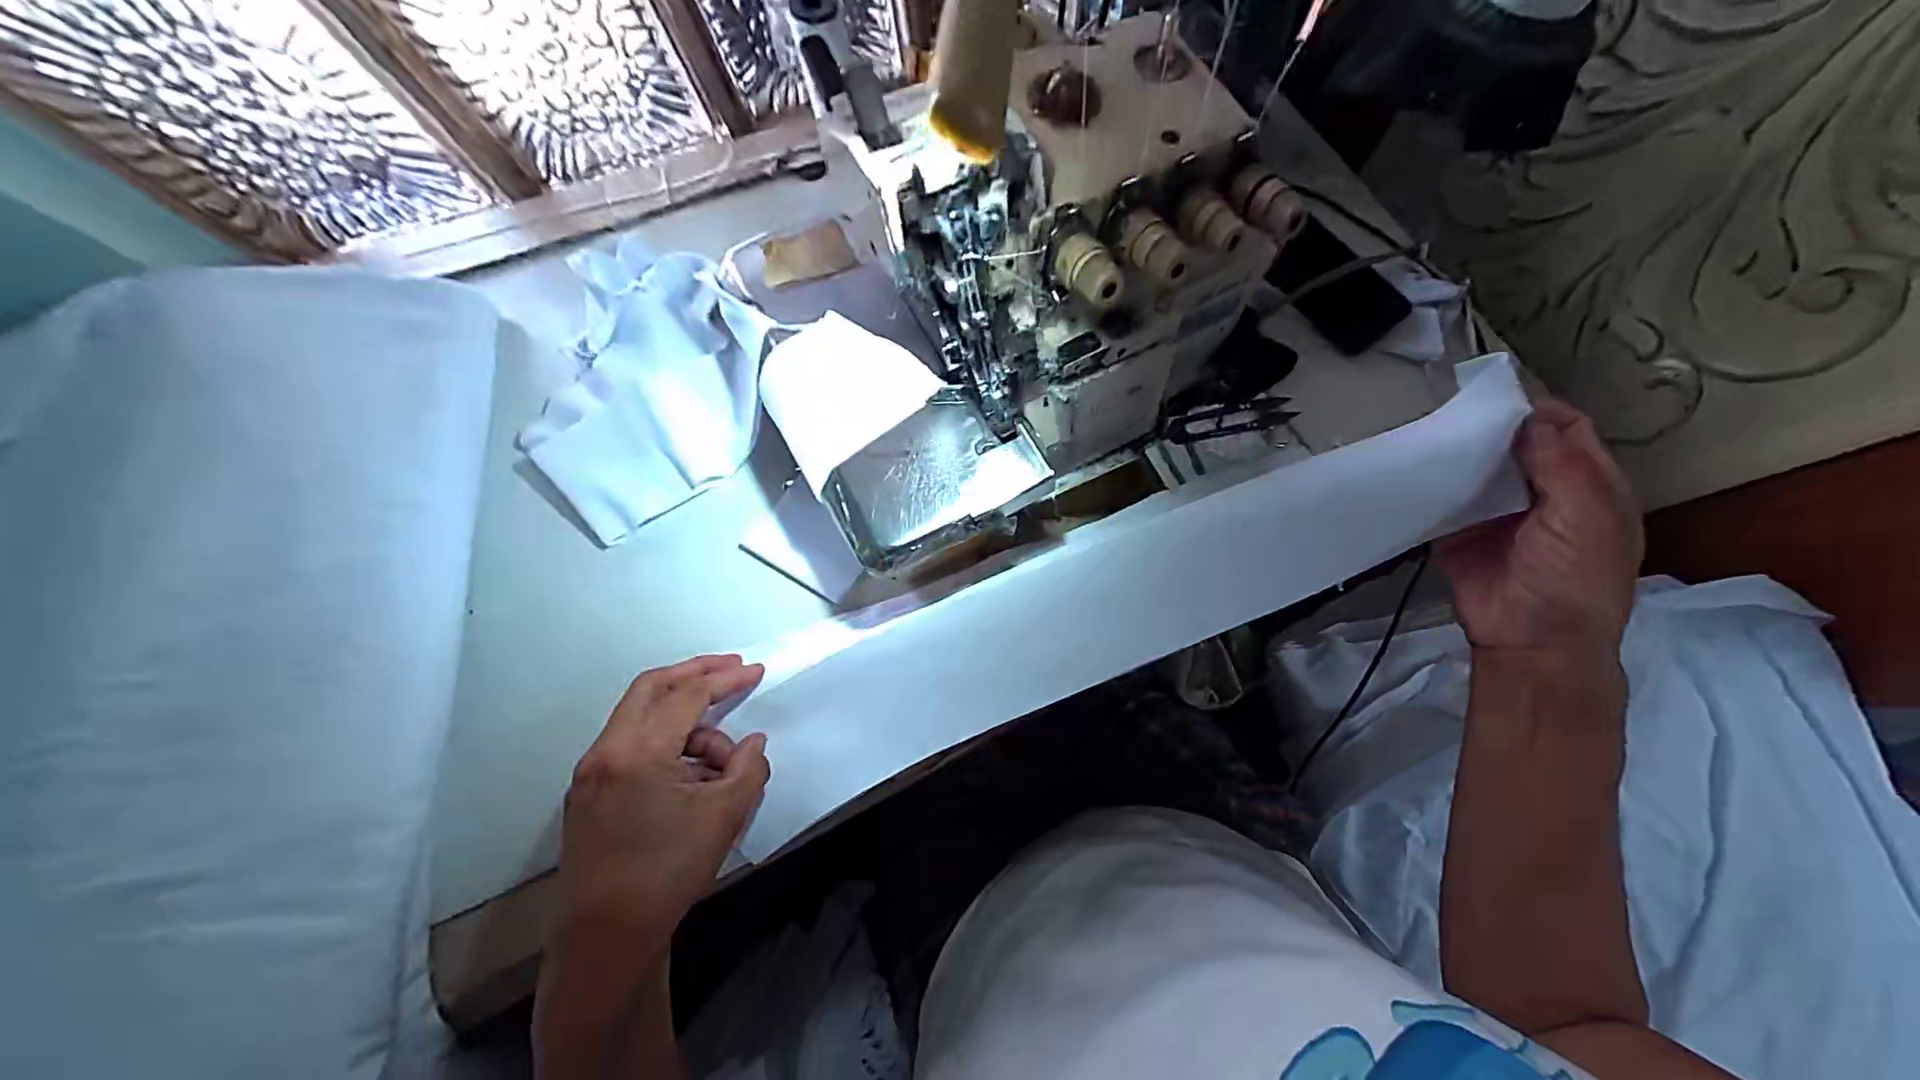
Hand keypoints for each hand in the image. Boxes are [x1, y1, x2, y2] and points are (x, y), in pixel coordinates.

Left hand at [556, 655, 768, 948]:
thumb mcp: (725, 815)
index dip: (725, 679)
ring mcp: (591, 773)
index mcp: (637, 752)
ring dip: (685, 723)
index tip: (755, 672)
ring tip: (722, 762)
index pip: (686, 695)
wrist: (607, 938)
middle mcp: (606, 752)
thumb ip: (747, 768)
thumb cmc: (668, 872)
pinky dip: (666, 745)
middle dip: (695, 673)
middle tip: (732, 670)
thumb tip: (751, 744)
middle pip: (652, 688)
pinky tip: (693, 776)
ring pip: (641, 718)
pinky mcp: (588, 794)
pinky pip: (631, 747)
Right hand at [1438, 399, 1642, 653]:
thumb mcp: (1586, 519)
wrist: (1529, 640)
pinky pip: (1443, 499)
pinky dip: (1430, 483)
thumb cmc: (1575, 580)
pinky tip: (1411, 467)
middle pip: (1516, 445)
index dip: (1537, 410)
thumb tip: (1530, 418)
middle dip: (1488, 427)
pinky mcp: (1458, 531)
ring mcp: (1496, 512)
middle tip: (1449, 408)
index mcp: (1588, 484)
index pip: (1565, 430)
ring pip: (1477, 468)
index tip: (1495, 396)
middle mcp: (1542, 491)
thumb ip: (1564, 467)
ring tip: (1424, 430)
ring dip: (1456, 452)